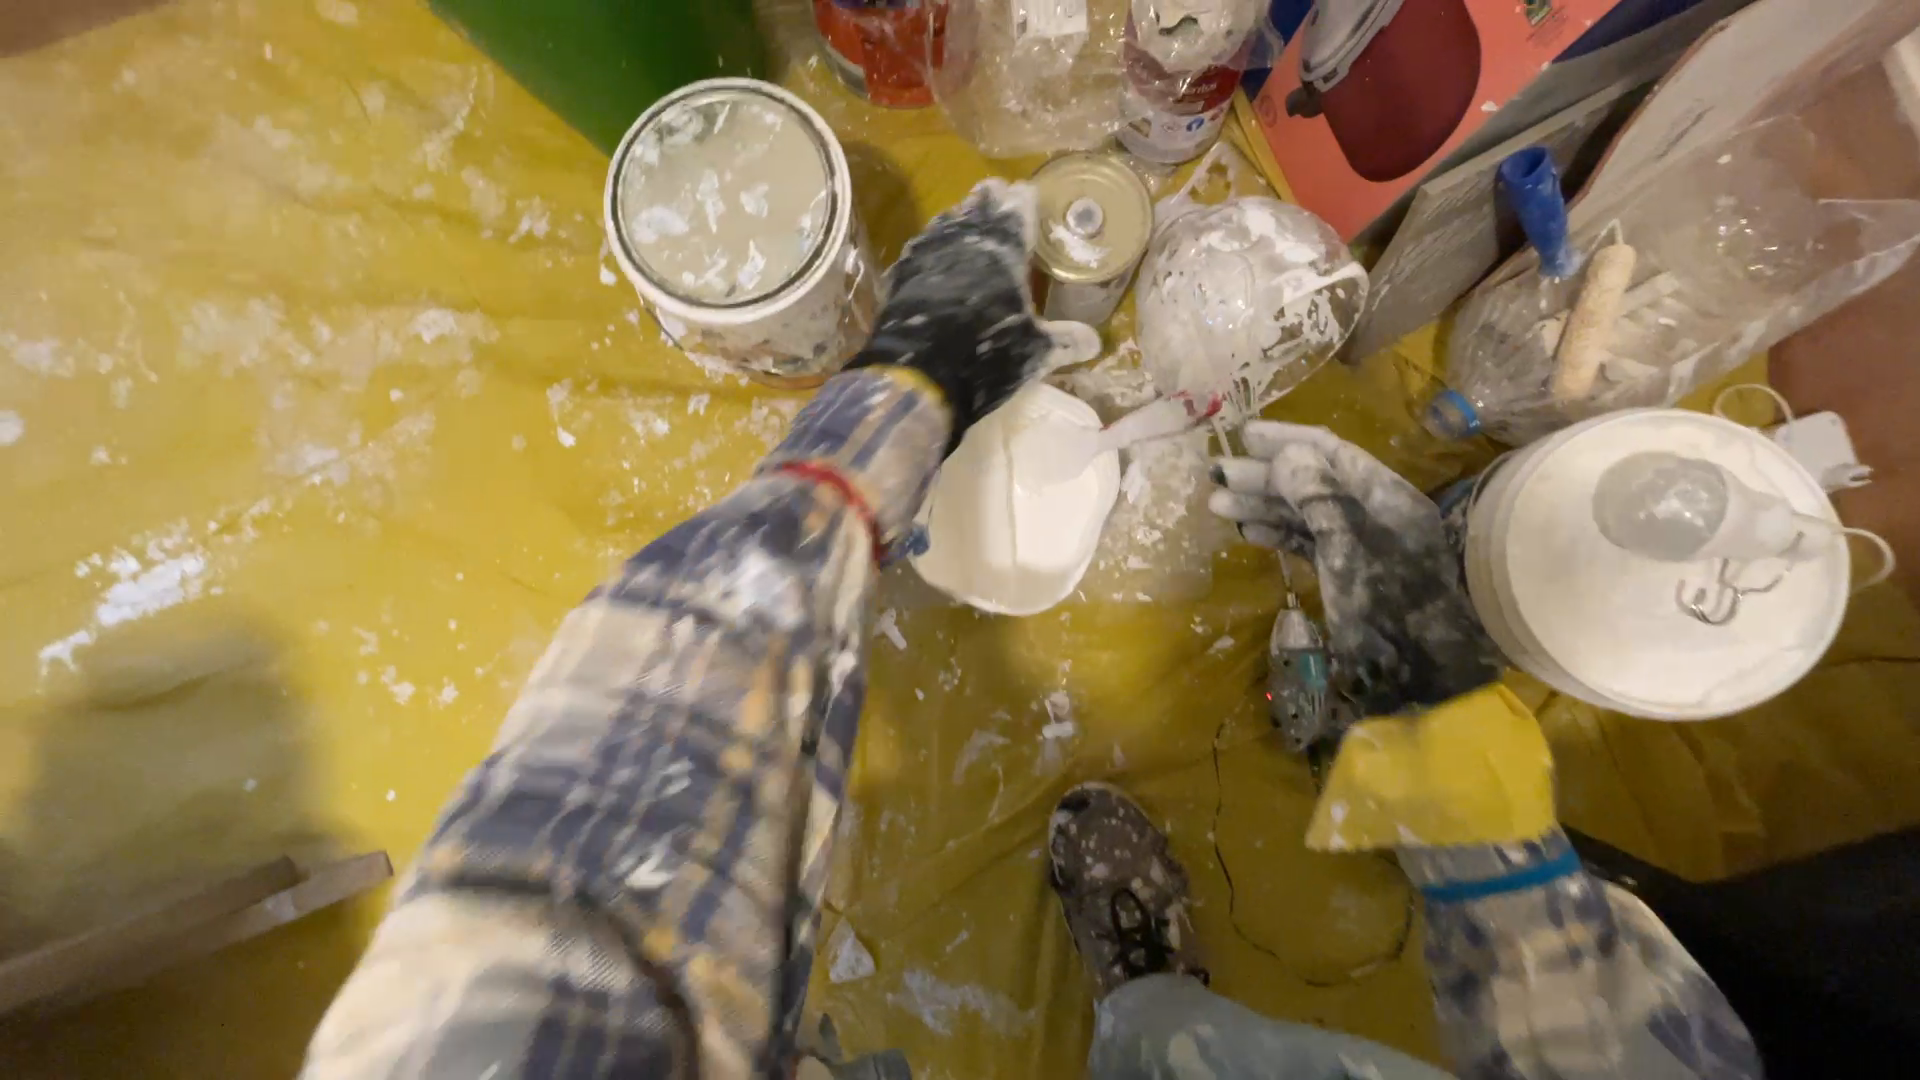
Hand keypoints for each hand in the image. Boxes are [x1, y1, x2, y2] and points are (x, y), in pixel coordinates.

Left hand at [849, 178, 1100, 449]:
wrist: (918, 375)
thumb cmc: (987, 355)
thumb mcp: (1035, 353)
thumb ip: (1065, 342)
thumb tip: (1095, 344)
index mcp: (1004, 247)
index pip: (1019, 206)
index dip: (1026, 199)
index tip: (1029, 197)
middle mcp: (965, 237)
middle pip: (981, 203)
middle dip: (992, 200)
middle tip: (999, 199)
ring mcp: (928, 251)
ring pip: (947, 219)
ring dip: (960, 219)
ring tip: (967, 224)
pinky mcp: (901, 272)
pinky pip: (920, 248)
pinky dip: (932, 248)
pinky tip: (932, 258)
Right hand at [1209, 421, 1499, 716]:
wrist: (1436, 671)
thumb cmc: (1394, 604)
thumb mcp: (1351, 549)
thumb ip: (1318, 499)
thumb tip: (1282, 456)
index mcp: (1381, 497)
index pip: (1330, 452)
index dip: (1286, 440)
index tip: (1243, 436)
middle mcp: (1369, 513)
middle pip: (1310, 481)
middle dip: (1262, 476)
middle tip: (1216, 474)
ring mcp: (1358, 544)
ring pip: (1302, 513)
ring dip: (1260, 506)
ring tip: (1217, 504)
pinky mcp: (1347, 573)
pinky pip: (1305, 543)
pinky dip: (1275, 535)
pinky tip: (1247, 532)